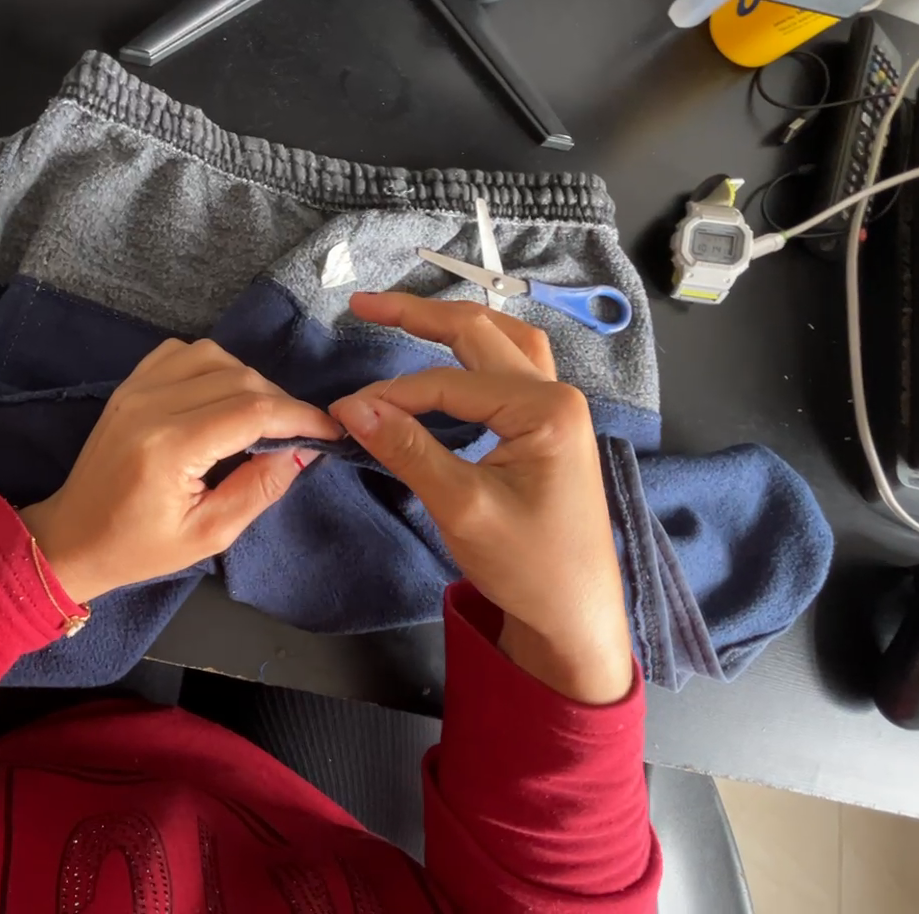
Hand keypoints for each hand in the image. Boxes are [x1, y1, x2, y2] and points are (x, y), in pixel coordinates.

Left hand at [21, 339, 342, 605]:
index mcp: (169, 448)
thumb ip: (259, 488)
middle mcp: (150, 405)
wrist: (73, 536)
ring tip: (261, 416)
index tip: (329, 431)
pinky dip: (213, 365)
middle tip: (297, 433)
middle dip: (280, 402)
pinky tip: (221, 395)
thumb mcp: (209, 535)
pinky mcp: (128, 384)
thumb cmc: (139, 547)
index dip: (300, 417)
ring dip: (249, 380)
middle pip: (239, 378)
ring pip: (214, 356)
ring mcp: (135, 388)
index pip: (252, 411)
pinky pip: (182, 352)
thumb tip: (302, 450)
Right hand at [328, 292, 633, 703]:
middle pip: (479, 332)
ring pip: (500, 340)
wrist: (576, 616)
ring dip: (450, 323)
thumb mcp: (460, 507)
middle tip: (361, 303)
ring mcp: (555, 408)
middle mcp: (555, 394)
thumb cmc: (528, 565)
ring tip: (401, 313)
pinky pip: (507, 367)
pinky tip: (447, 354)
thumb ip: (406, 448)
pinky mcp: (545, 426)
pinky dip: (471, 351)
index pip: (448, 383)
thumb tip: (350, 406)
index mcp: (543, 409)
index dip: (390, 394)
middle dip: (418, 314)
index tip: (342, 412)